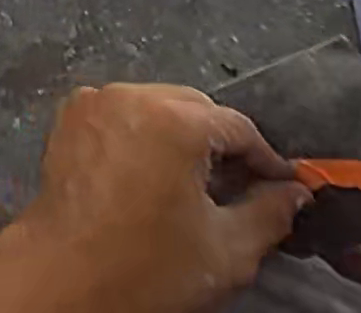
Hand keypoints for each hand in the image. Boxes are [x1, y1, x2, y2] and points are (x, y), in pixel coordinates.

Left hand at [18, 84, 311, 312]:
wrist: (72, 263)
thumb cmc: (152, 258)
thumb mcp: (231, 243)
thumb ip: (270, 210)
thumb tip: (292, 192)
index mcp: (168, 120)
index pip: (236, 125)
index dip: (267, 157)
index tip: (284, 186)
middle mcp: (124, 97)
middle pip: (190, 104)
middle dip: (221, 138)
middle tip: (244, 182)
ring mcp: (89, 103)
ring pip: (151, 103)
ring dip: (180, 130)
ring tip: (200, 179)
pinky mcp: (67, 116)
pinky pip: (117, 110)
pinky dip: (142, 129)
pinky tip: (155, 168)